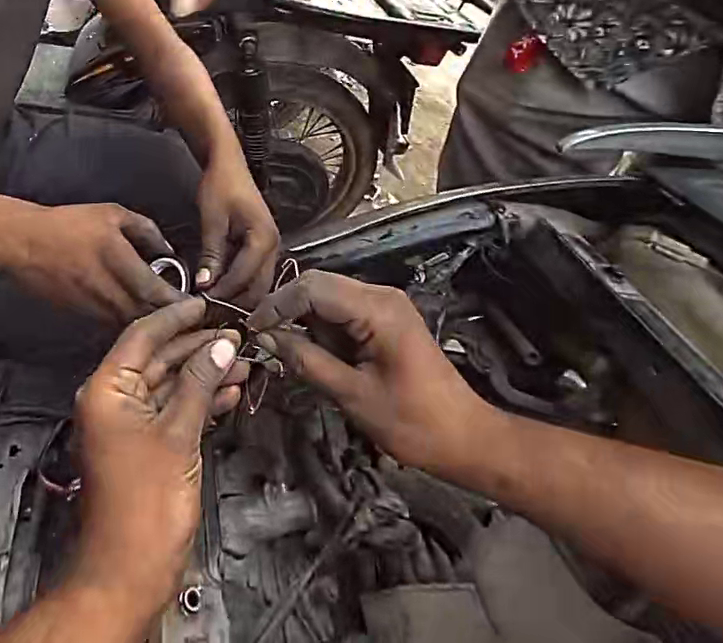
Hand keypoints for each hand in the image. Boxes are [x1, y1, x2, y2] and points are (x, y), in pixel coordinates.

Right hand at [0, 203, 184, 322]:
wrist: (24, 243)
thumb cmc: (68, 224)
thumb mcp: (113, 214)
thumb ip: (146, 231)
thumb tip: (168, 251)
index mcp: (119, 263)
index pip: (159, 295)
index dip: (181, 306)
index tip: (198, 306)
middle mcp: (109, 292)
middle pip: (149, 318)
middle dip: (172, 321)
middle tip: (191, 319)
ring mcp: (95, 308)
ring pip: (132, 325)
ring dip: (151, 325)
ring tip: (170, 320)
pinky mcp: (82, 316)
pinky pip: (114, 324)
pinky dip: (130, 322)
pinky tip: (138, 315)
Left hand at [69, 299, 248, 622]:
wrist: (130, 570)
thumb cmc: (142, 509)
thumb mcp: (178, 434)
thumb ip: (199, 384)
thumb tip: (220, 346)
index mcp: (106, 388)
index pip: (142, 335)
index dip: (176, 317)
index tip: (203, 305)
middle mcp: (113, 398)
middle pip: (159, 357)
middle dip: (198, 347)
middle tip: (233, 335)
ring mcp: (129, 421)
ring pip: (170, 383)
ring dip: (205, 373)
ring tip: (240, 361)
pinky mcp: (146, 442)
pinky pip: (174, 408)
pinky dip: (200, 399)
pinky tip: (228, 391)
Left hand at [195, 157, 279, 307]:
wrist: (227, 163)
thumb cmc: (220, 185)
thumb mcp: (212, 219)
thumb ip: (211, 254)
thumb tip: (205, 285)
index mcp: (264, 239)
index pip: (245, 277)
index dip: (223, 292)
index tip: (202, 304)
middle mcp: (273, 246)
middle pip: (259, 287)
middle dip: (235, 301)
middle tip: (209, 310)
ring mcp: (270, 246)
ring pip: (258, 283)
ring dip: (237, 294)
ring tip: (212, 302)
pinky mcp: (261, 245)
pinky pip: (253, 272)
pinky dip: (238, 282)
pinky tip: (219, 286)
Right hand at [247, 271, 499, 475]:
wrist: (469, 439)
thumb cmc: (414, 423)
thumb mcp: (352, 395)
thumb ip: (306, 360)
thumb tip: (265, 338)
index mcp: (377, 309)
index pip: (311, 288)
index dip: (276, 306)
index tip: (253, 331)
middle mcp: (380, 294)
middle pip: (316, 283)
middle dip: (286, 308)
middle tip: (265, 339)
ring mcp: (384, 303)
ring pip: (325, 294)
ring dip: (303, 317)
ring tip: (288, 349)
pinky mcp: (384, 316)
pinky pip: (339, 308)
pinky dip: (320, 325)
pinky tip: (313, 349)